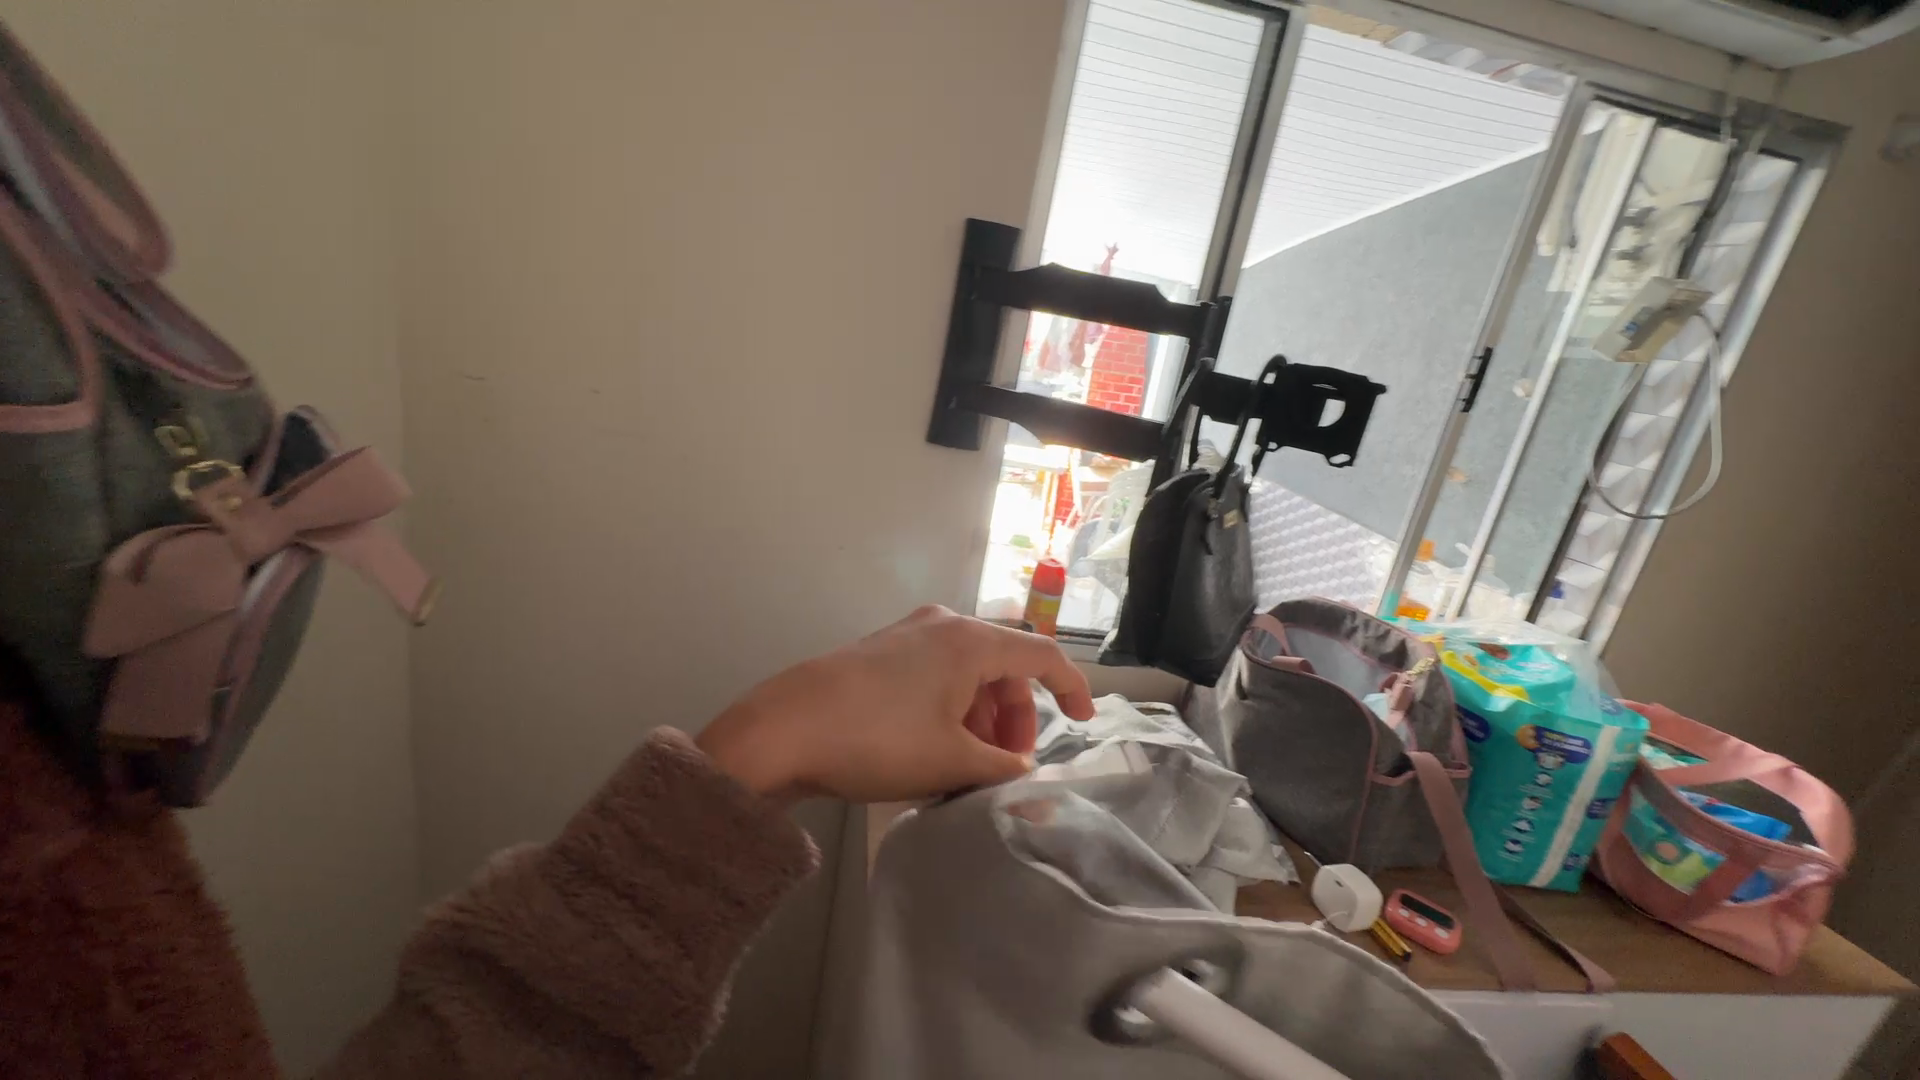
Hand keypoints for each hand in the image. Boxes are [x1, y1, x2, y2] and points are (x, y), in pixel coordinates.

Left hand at [695, 606, 1095, 802]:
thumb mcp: (952, 761)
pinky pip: (934, 675)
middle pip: (1002, 666)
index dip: (1071, 688)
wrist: (784, 728)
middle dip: (1015, 716)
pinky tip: (935, 748)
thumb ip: (1002, 766)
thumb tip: (1022, 769)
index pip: (1042, 655)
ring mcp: (907, 634)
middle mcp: (942, 625)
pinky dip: (950, 708)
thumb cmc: (879, 740)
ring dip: (981, 716)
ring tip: (969, 765)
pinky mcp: (879, 652)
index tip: (1083, 723)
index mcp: (970, 641)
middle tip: (1008, 764)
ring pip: (966, 672)